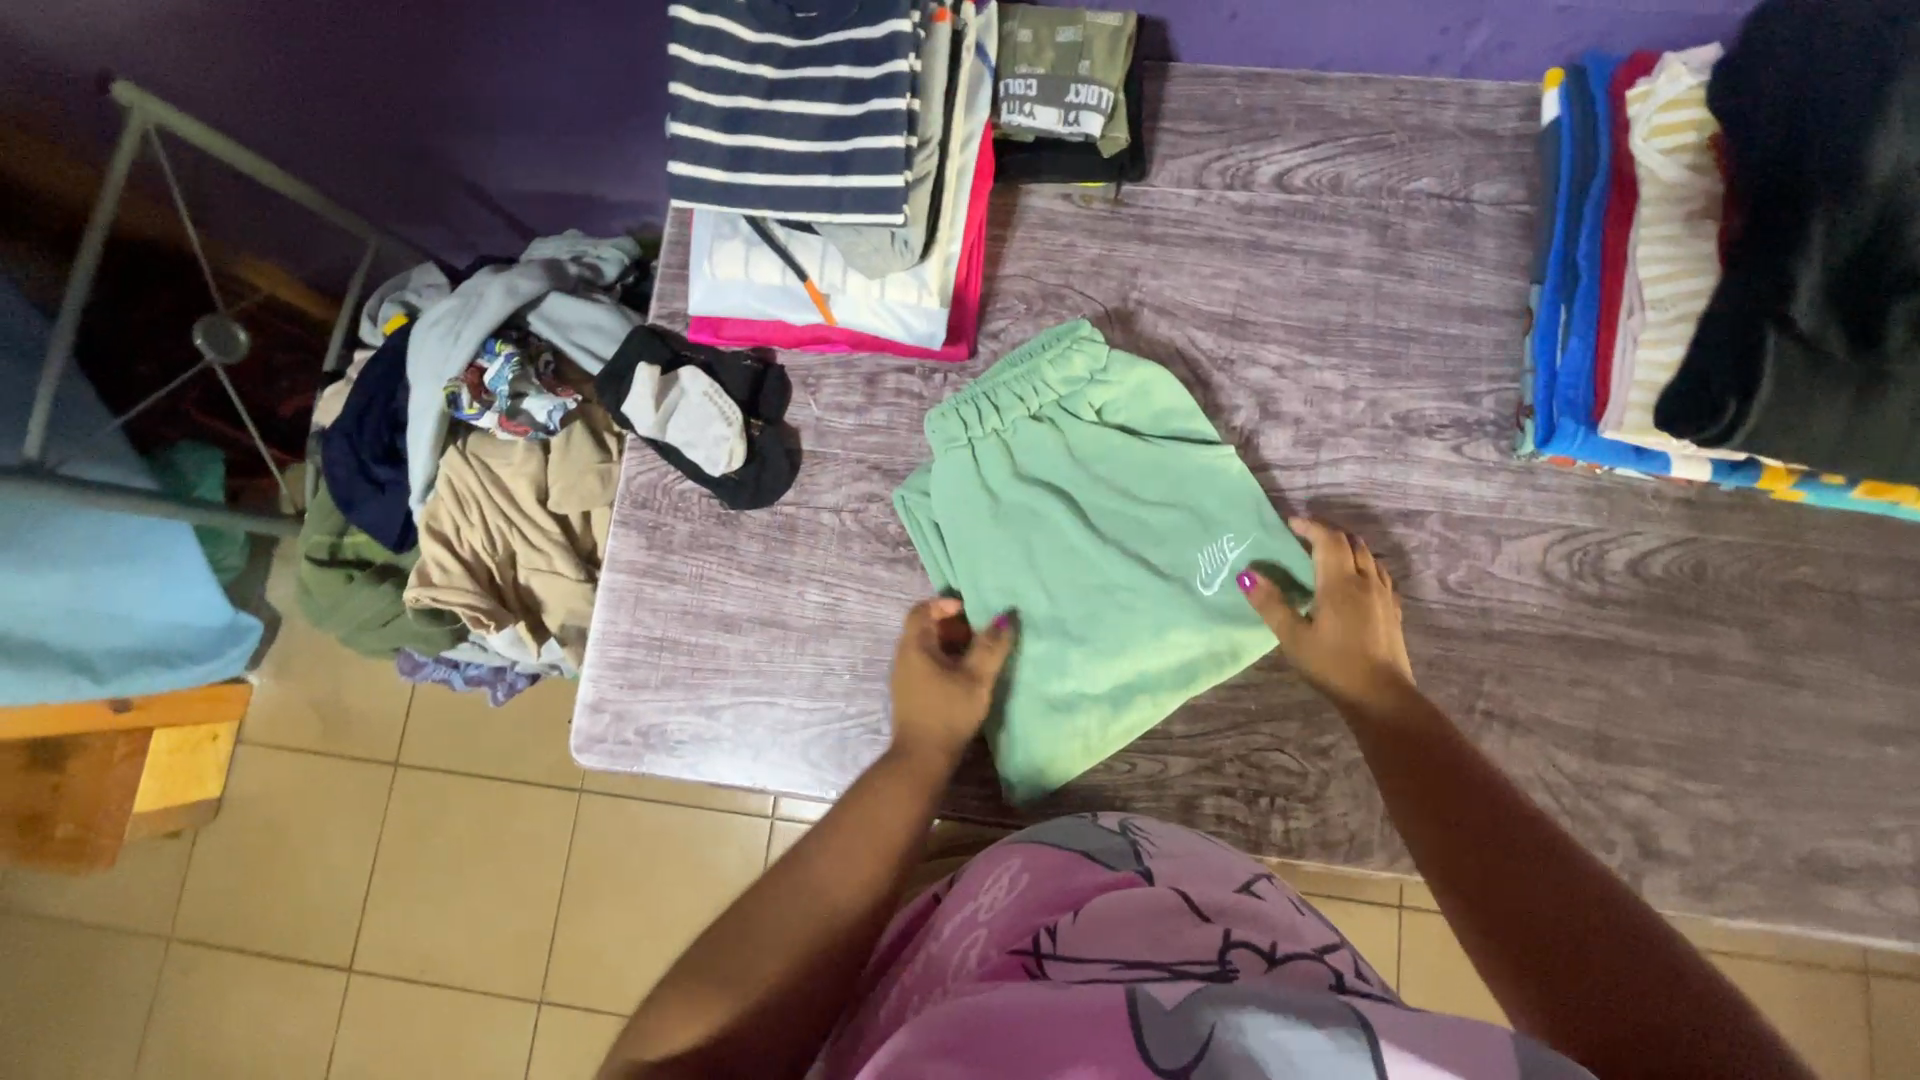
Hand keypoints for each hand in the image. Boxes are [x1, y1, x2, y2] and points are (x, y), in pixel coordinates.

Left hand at [887, 597, 1015, 770]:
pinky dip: (946, 660)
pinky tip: (966, 676)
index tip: (971, 611)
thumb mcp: (976, 678)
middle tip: (980, 632)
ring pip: (927, 647)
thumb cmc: (948, 713)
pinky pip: (926, 663)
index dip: (946, 604)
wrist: (922, 758)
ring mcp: (904, 675)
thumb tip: (1006, 616)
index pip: (923, 609)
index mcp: (915, 645)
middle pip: (925, 627)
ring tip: (979, 654)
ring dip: (952, 644)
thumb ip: (991, 646)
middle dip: (954, 625)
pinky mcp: (910, 692)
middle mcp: (904, 656)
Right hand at [1238, 517, 1415, 712]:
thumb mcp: (1292, 637)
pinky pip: (1379, 574)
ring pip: (1369, 556)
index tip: (1290, 523)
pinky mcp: (1393, 611)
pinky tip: (1354, 581)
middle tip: (1305, 536)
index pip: (1328, 539)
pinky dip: (1363, 565)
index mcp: (1340, 583)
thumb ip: (1270, 603)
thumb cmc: (1332, 666)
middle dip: (1328, 532)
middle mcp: (1366, 581)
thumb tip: (1247, 574)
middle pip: (1351, 542)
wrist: (1381, 696)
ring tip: (1327, 554)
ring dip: (1347, 546)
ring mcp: (1384, 595)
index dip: (1309, 526)